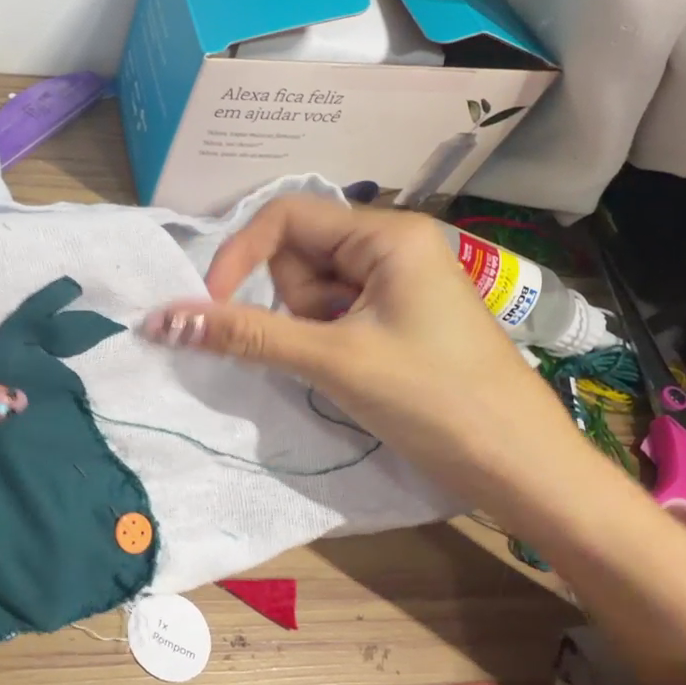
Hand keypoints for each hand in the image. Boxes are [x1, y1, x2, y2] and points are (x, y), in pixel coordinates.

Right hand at [144, 196, 587, 505]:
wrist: (521, 467)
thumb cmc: (434, 400)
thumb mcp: (332, 362)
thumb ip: (246, 335)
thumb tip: (163, 320)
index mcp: (388, 235)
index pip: (285, 217)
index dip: (238, 257)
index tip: (213, 310)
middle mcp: (392, 245)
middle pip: (296, 254)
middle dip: (290, 304)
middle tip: (325, 348)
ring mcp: (397, 282)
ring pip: (310, 290)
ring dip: (306, 329)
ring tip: (347, 366)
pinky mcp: (397, 317)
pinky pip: (332, 314)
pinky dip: (321, 341)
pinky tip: (352, 373)